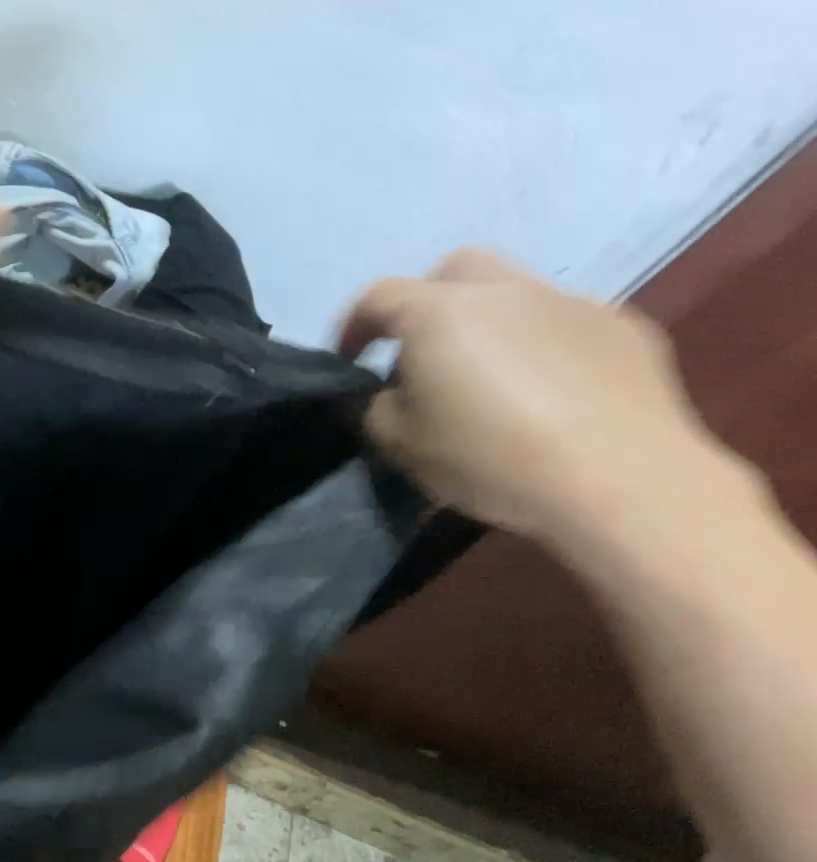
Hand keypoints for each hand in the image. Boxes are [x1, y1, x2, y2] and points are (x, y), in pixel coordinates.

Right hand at [340, 249, 726, 542]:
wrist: (617, 479)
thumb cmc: (488, 456)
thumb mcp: (397, 442)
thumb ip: (376, 405)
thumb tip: (387, 392)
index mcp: (441, 313)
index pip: (378, 296)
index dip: (353, 326)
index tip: (348, 360)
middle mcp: (506, 292)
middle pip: (455, 270)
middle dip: (427, 300)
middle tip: (420, 350)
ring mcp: (573, 304)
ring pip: (515, 294)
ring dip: (488, 324)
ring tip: (488, 378)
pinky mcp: (623, 329)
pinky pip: (564, 323)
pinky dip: (540, 345)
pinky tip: (547, 392)